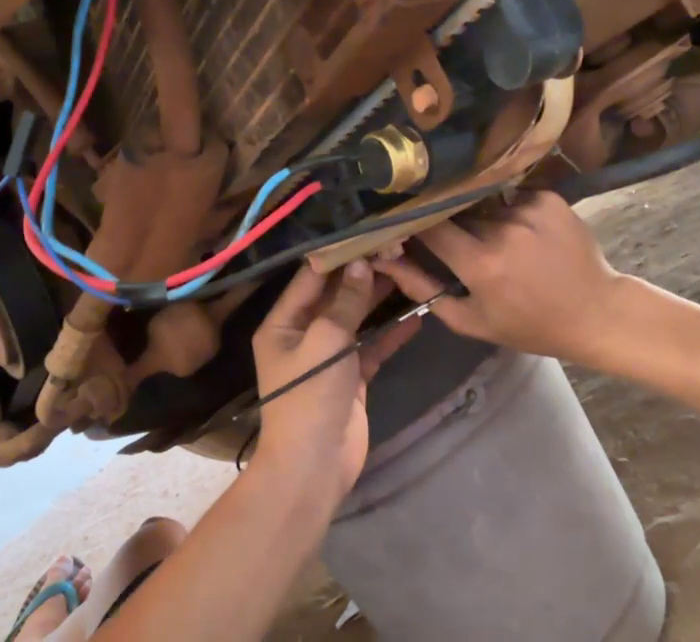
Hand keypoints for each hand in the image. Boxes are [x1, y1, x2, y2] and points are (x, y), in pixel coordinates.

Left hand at [251, 261, 419, 492]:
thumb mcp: (327, 342)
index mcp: (282, 324)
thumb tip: (362, 264)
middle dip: (363, 275)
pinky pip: (371, 347)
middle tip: (396, 248)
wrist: (314, 466)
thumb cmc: (309, 397)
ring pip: (356, 320)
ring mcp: (327, 357)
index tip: (368, 232)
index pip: (310, 278)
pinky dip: (390, 334)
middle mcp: (302, 335)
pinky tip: (417, 316)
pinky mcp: (350, 378)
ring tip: (408, 272)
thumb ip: (346, 302)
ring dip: (379, 301)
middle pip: (335, 297)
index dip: (338, 256)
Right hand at [371, 190, 638, 363]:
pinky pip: (515, 196)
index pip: (429, 225)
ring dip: (486, 218)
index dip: (414, 221)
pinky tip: (528, 233)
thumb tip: (384, 259)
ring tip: (504, 241)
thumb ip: (423, 289)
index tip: (405, 221)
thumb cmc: (529, 325)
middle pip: (459, 213)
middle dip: (454, 224)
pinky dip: (514, 210)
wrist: (596, 313)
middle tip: (464, 242)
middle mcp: (503, 230)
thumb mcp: (471, 320)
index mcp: (480, 263)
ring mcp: (529, 210)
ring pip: (487, 204)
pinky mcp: (550, 199)